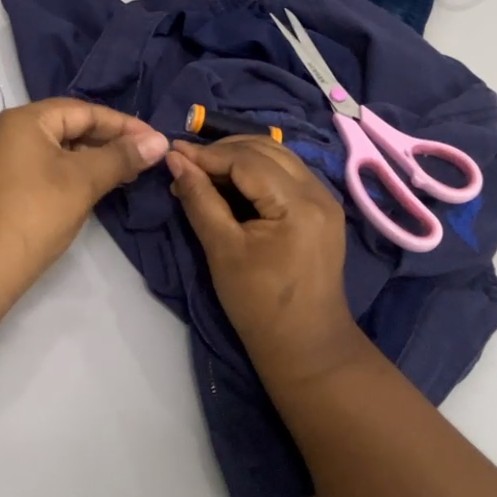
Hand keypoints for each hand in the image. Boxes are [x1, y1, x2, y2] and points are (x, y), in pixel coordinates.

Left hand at [0, 99, 167, 300]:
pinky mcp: (8, 181)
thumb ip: (121, 157)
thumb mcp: (83, 181)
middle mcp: (12, 130)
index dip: (123, 124)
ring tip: (131, 171)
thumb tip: (159, 140)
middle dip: (111, 140)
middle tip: (148, 156)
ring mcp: (7, 157)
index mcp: (25, 119)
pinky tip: (101, 184)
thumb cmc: (35, 214)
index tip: (157, 139)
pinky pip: (50, 165)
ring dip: (96, 157)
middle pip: (71, 125)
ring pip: (61, 147)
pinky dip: (77, 171)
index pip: (83, 111)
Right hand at [165, 138, 365, 388]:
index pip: (247, 160)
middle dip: (222, 150)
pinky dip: (255, 171)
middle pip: (265, 149)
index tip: (172, 153)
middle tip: (185, 163)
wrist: (306, 347)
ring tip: (204, 171)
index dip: (207, 154)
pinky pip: (285, 173)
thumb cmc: (259, 304)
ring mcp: (325, 200)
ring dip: (238, 157)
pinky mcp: (321, 209)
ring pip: (277, 156)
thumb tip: (175, 159)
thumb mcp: (221, 249)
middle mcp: (318, 193)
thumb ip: (199, 198)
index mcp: (298, 204)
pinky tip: (230, 183)